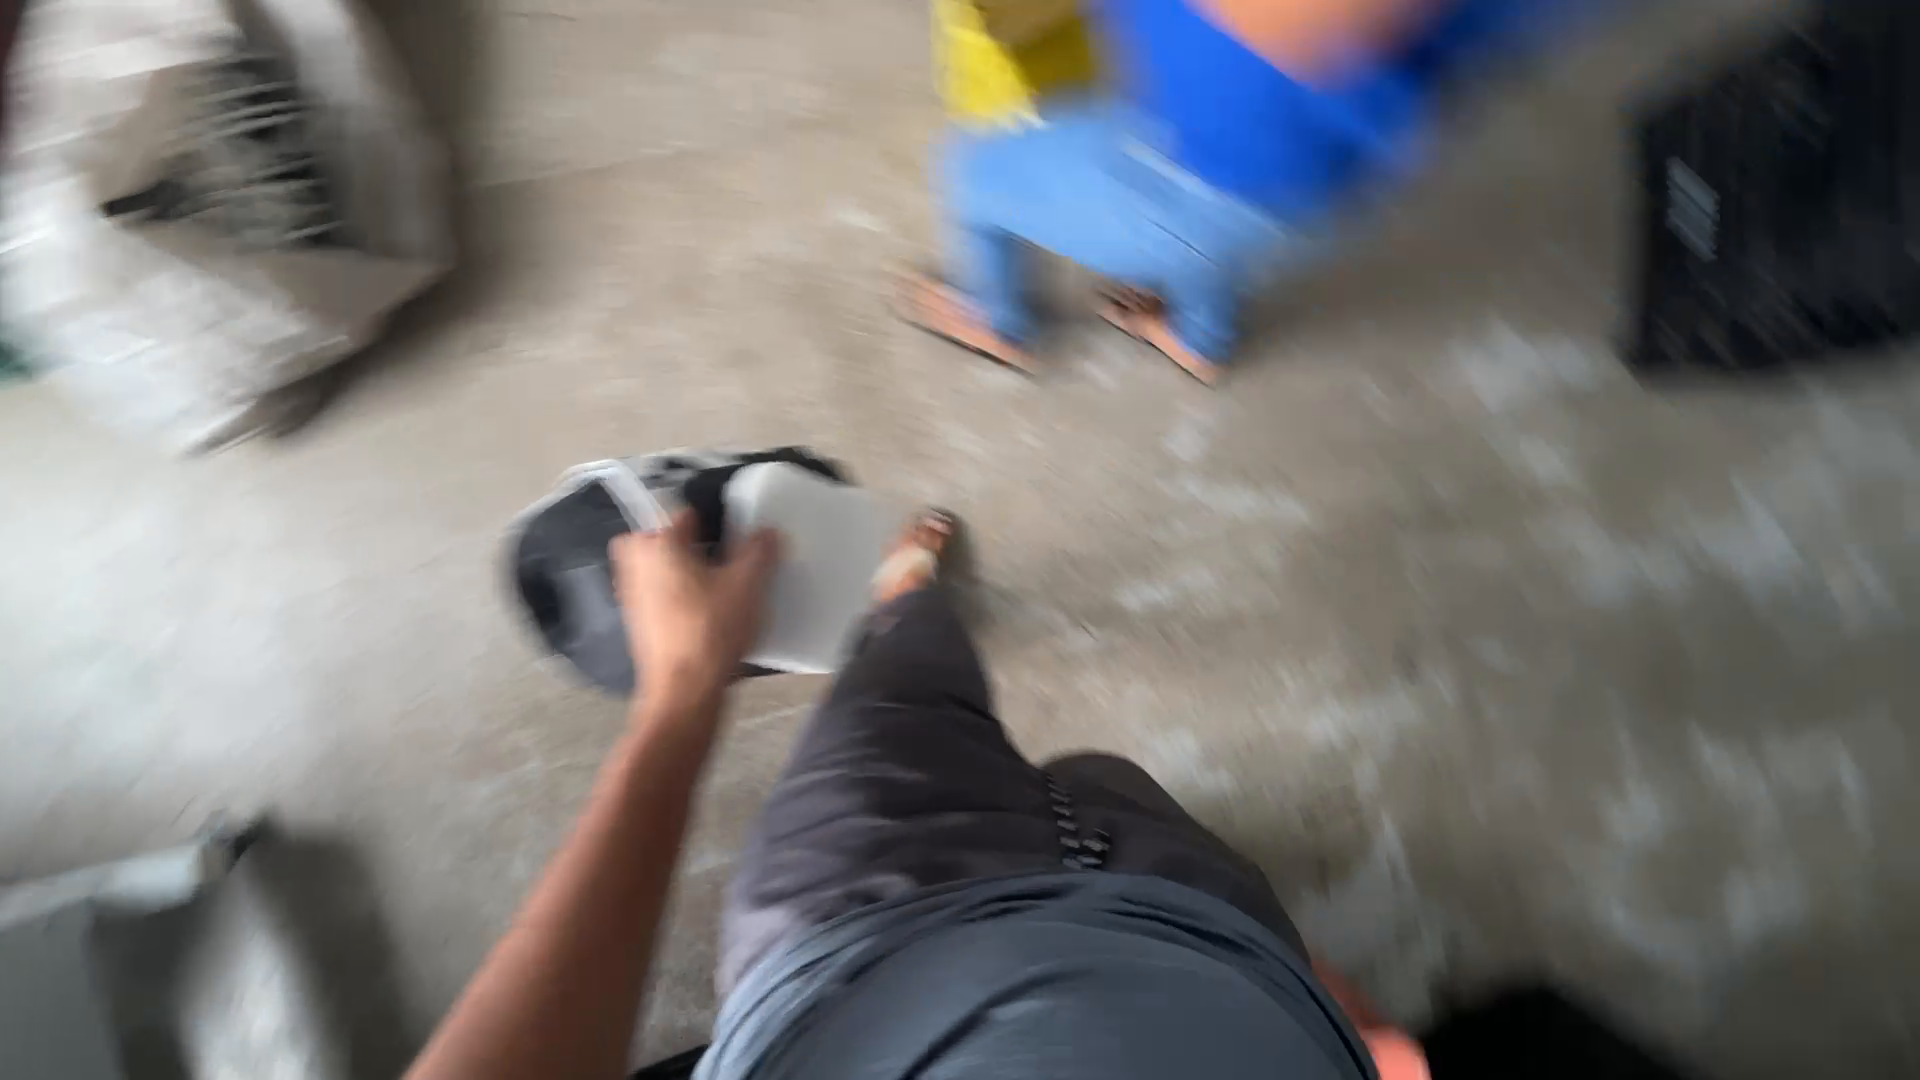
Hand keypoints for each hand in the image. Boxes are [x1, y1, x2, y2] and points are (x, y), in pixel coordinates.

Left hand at [609, 511, 780, 711]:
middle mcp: (636, 565)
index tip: (738, 538)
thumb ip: (760, 550)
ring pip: (661, 569)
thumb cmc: (711, 630)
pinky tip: (707, 615)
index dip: (718, 522)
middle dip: (690, 545)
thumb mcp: (748, 584)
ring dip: (685, 572)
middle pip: (665, 540)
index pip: (688, 515)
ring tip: (719, 588)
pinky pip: (660, 596)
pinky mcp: (638, 623)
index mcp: (659, 544)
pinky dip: (679, 598)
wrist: (684, 691)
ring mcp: (632, 596)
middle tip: (719, 559)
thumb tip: (767, 532)